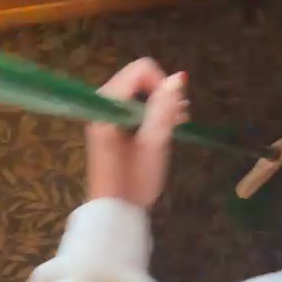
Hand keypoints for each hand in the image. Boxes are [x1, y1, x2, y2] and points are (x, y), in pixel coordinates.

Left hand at [87, 58, 188, 209]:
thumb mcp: (154, 143)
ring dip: (160, 103)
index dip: (162, 84)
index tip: (173, 110)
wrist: (114, 211)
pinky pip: (134, 103)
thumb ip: (164, 108)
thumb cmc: (134, 180)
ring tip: (178, 124)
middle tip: (178, 119)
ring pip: (139, 90)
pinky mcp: (111, 123)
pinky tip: (168, 126)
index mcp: (108, 106)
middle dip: (161, 93)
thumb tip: (178, 77)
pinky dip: (152, 111)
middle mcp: (103, 103)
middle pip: (139, 77)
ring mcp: (106, 113)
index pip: (140, 70)